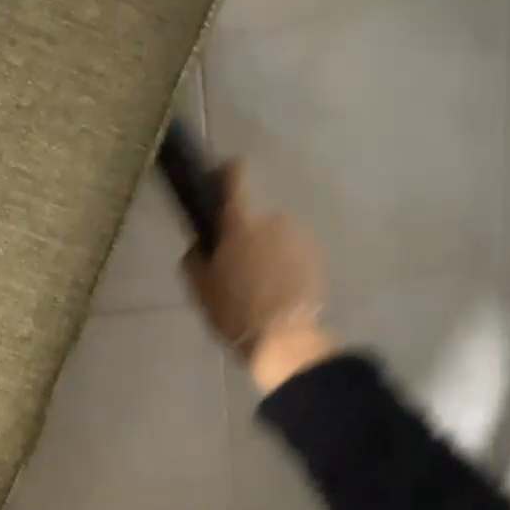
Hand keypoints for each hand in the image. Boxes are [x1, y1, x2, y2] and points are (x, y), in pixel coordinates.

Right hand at [180, 165, 338, 391]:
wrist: (284, 336)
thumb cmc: (235, 313)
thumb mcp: (200, 290)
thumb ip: (194, 259)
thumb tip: (197, 244)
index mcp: (240, 225)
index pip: (235, 179)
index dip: (227, 173)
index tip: (222, 175)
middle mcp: (272, 220)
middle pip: (254, 218)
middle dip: (246, 235)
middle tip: (237, 265)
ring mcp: (298, 236)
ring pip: (275, 236)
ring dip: (267, 250)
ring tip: (259, 283)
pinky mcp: (316, 255)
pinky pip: (293, 252)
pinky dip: (285, 263)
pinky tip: (277, 288)